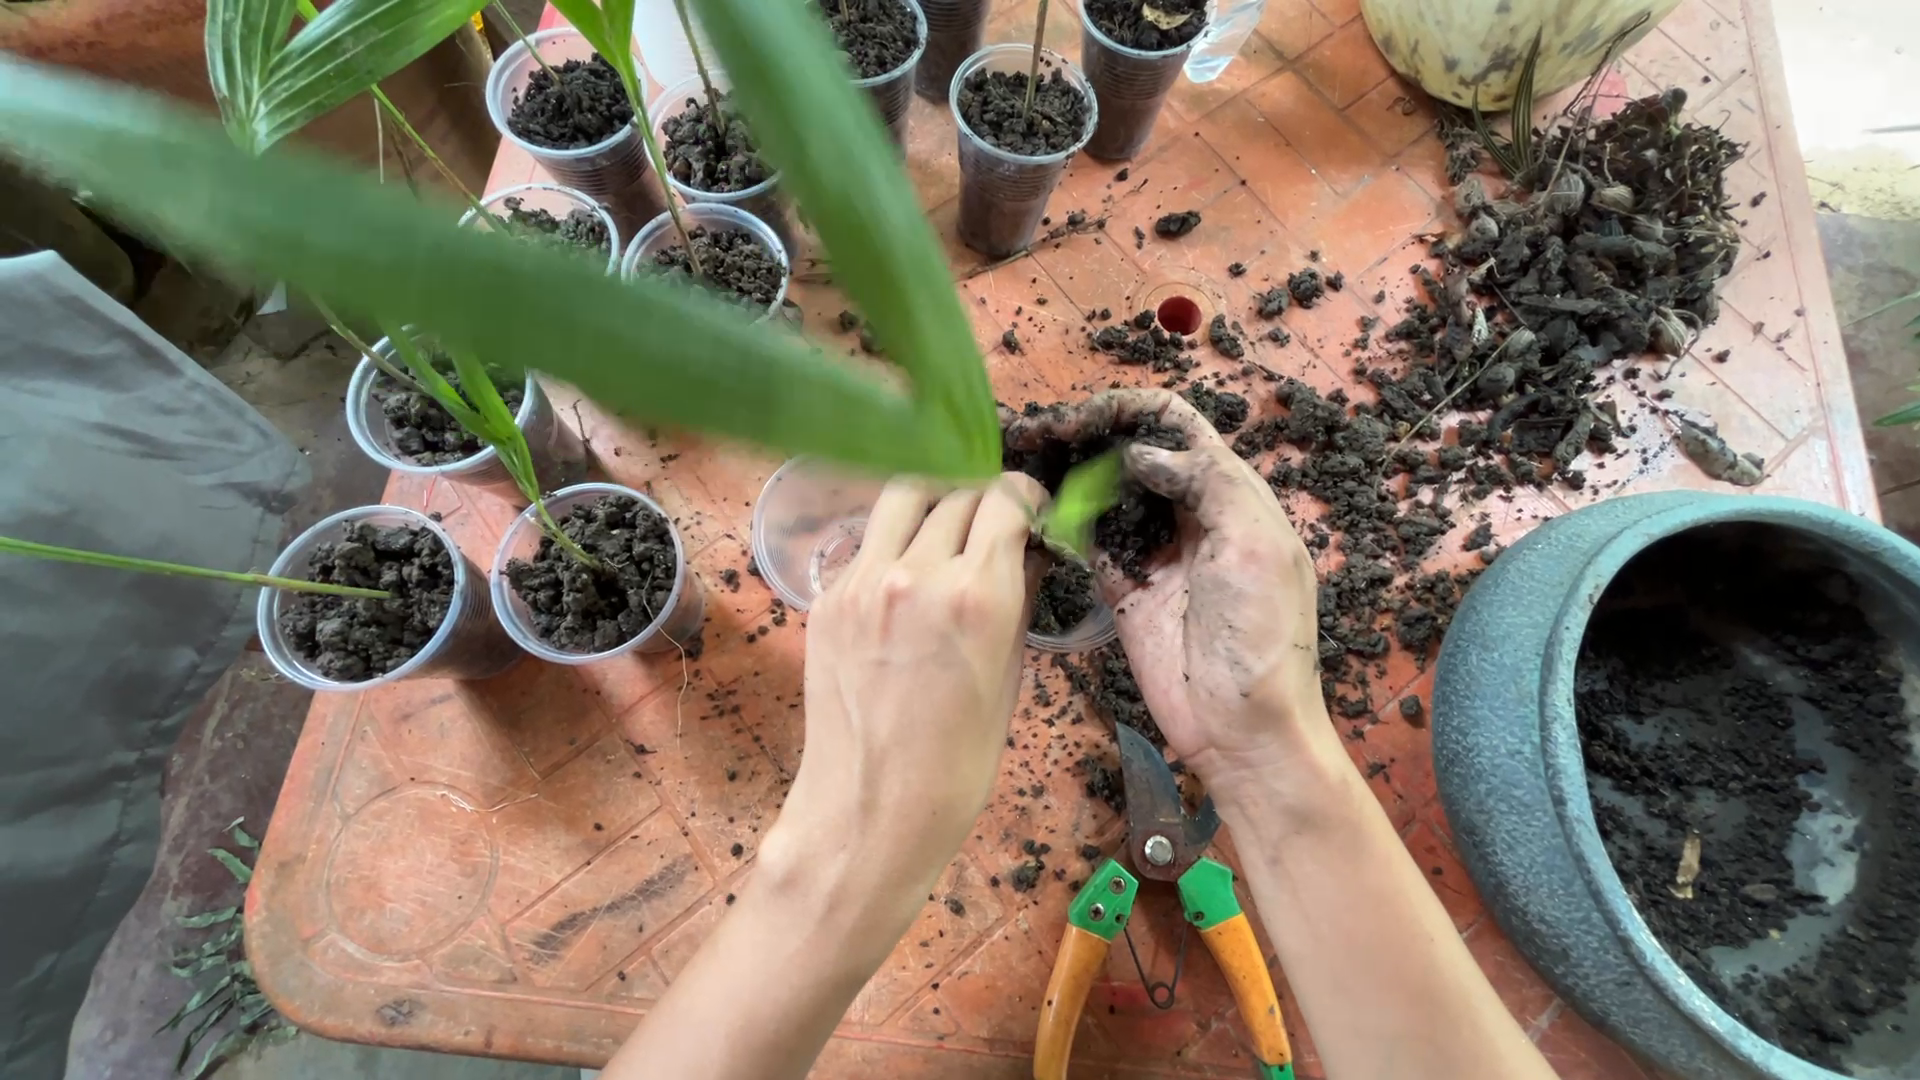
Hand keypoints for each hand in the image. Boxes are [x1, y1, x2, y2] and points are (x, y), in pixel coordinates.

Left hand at [761, 473, 1048, 909]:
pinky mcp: (828, 595)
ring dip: (934, 500)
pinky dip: (896, 541)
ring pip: (903, 497)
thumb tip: (1024, 552)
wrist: (871, 808)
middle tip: (992, 522)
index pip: (1004, 500)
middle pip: (956, 492)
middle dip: (983, 499)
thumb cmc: (959, 762)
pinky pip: (869, 542)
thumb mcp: (1009, 677)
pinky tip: (905, 575)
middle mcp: (917, 572)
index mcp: (977, 595)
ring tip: (945, 527)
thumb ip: (1016, 599)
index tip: (1029, 508)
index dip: (1024, 495)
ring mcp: (863, 580)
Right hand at [1006, 390, 1325, 795]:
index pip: (1178, 427)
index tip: (1089, 415)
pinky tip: (1033, 503)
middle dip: (1092, 434)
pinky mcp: (1118, 583)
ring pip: (1104, 491)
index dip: (1135, 410)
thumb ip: (1209, 482)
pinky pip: (1087, 539)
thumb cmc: (1262, 631)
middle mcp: (1185, 511)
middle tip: (1043, 431)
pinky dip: (1061, 518)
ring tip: (1026, 453)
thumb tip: (1142, 455)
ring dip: (1070, 470)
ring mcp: (1148, 548)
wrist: (1241, 726)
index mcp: (1228, 493)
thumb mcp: (1257, 544)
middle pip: (1133, 454)